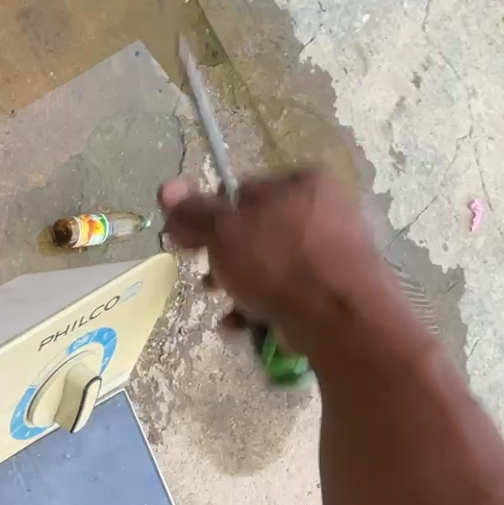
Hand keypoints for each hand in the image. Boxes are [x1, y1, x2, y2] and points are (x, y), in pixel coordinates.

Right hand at [159, 169, 408, 357]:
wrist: (338, 314)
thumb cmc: (277, 265)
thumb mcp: (224, 234)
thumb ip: (194, 212)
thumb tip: (166, 186)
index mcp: (299, 183)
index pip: (238, 194)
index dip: (206, 221)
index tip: (188, 247)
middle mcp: (324, 206)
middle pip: (253, 232)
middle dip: (223, 260)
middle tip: (208, 283)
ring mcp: (334, 245)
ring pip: (268, 264)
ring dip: (239, 286)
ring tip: (227, 306)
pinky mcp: (337, 281)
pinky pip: (288, 287)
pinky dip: (262, 303)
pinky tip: (247, 321)